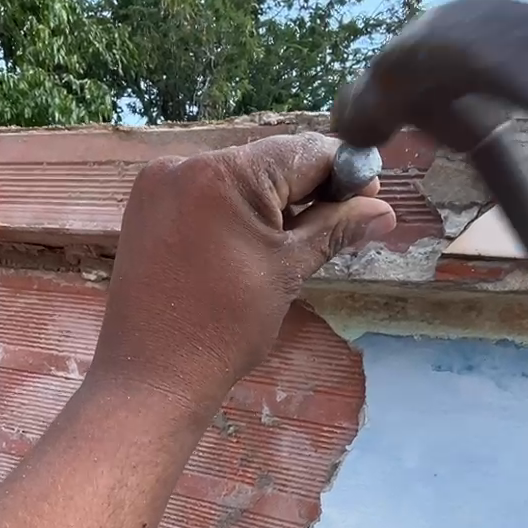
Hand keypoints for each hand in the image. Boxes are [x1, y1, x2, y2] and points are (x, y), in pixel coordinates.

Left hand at [89, 133, 395, 415]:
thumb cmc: (223, 330)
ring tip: (285, 249)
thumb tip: (383, 211)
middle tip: (332, 229)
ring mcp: (158, 186)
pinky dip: (231, 214)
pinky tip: (246, 249)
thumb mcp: (286, 273)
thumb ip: (334, 230)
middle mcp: (185, 163)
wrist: (152, 377)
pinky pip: (202, 196)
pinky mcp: (144, 210)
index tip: (368, 201)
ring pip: (235, 179)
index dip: (344, 172)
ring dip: (268, 204)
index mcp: (225, 174)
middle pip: (268, 161)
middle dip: (305, 191)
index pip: (304, 151)